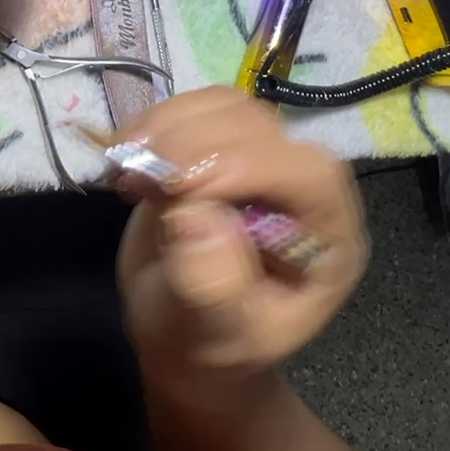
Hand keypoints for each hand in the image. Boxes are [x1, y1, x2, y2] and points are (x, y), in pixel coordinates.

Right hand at [114, 89, 366, 391]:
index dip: (242, 165)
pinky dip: (153, 122)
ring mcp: (257, 162)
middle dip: (189, 144)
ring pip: (224, 107)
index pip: (304, 174)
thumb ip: (210, 284)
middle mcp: (300, 188)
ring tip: (123, 166)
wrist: (181, 332)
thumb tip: (196, 216)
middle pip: (259, 128)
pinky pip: (194, 109)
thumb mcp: (212, 333)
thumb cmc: (207, 343)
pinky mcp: (214, 149)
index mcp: (326, 236)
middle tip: (131, 178)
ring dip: (165, 125)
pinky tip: (125, 155)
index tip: (173, 188)